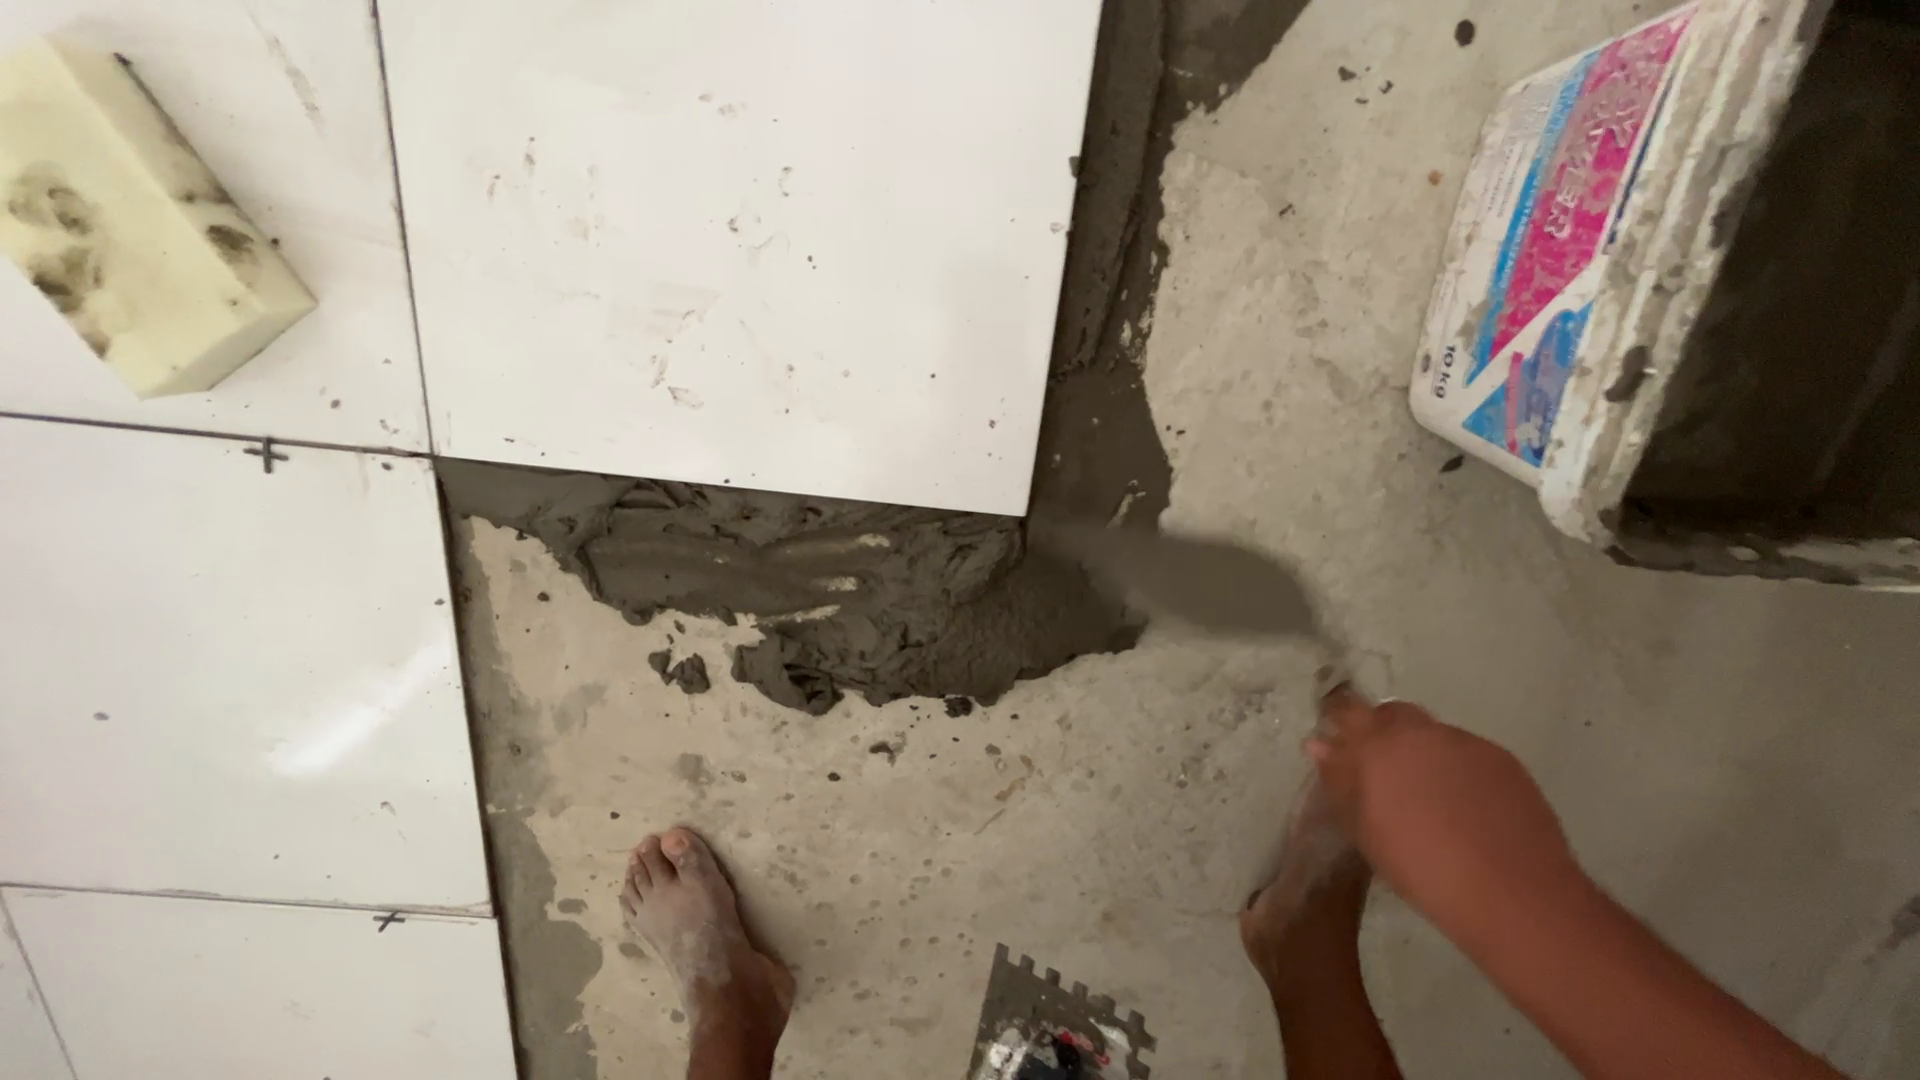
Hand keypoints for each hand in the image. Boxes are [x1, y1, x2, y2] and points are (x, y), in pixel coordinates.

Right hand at [1307, 686, 1583, 940]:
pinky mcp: (1501, 759)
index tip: (1337, 740)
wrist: (1511, 893)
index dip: (1339, 719)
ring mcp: (1464, 742)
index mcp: (1377, 746)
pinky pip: (1466, 752)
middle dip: (1383, 732)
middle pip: (1392, 714)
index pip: (1347, 710)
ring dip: (1422, 752)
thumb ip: (1340, 781)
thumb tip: (1320, 745)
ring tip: (1430, 795)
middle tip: (1383, 771)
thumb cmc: (1420, 866)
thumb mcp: (1364, 830)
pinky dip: (1457, 768)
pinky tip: (1466, 806)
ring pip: (1432, 734)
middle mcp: (1419, 732)